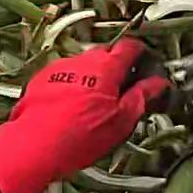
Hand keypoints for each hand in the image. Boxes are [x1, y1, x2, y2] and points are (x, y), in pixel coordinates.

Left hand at [0, 40, 168, 192]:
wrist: (33, 145)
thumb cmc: (82, 135)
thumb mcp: (120, 121)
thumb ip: (142, 97)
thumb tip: (159, 83)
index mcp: (106, 66)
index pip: (130, 46)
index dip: (141, 53)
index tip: (146, 65)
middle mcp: (83, 59)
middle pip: (106, 55)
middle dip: (117, 68)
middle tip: (122, 92)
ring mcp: (60, 67)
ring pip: (85, 65)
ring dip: (94, 77)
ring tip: (95, 105)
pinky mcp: (42, 78)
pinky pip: (66, 76)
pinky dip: (74, 85)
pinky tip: (72, 107)